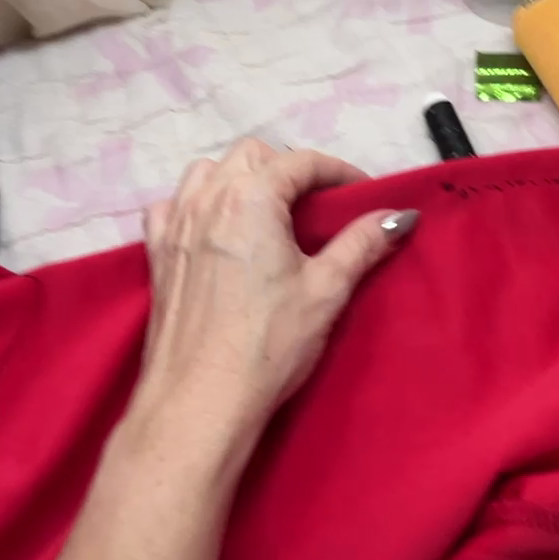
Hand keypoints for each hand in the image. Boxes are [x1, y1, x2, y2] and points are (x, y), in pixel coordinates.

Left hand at [57, 141, 415, 559]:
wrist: (198, 404)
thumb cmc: (268, 344)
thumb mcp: (326, 290)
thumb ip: (362, 242)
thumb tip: (401, 214)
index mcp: (251, 197)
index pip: (301, 162)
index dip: (338, 171)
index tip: (362, 193)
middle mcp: (209, 198)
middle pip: (252, 155)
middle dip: (288, 168)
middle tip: (317, 204)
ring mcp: (176, 223)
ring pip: (208, 171)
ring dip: (241, 177)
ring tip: (268, 210)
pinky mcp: (156, 253)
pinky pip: (173, 205)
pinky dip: (196, 203)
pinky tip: (213, 228)